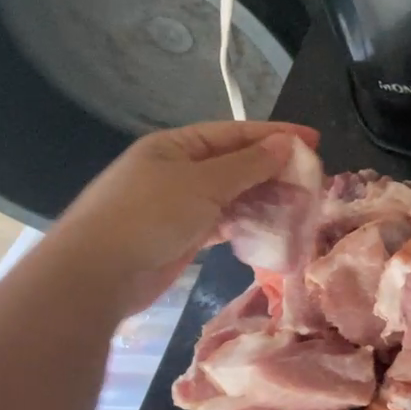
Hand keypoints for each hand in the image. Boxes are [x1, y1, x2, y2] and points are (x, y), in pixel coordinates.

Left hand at [41, 120, 319, 315]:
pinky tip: (273, 227)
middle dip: (275, 170)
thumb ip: (249, 164)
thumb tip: (286, 144)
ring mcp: (178, 204)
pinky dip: (249, 222)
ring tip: (301, 204)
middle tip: (314, 179)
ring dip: (267, 198)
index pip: (236, 133)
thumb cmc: (148, 216)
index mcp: (175, 146)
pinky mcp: (183, 235)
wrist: (95, 276)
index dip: (277, 135)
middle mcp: (177, 170)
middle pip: (237, 163)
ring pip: (234, 194)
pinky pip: (225, 221)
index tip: (315, 141)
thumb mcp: (204, 183)